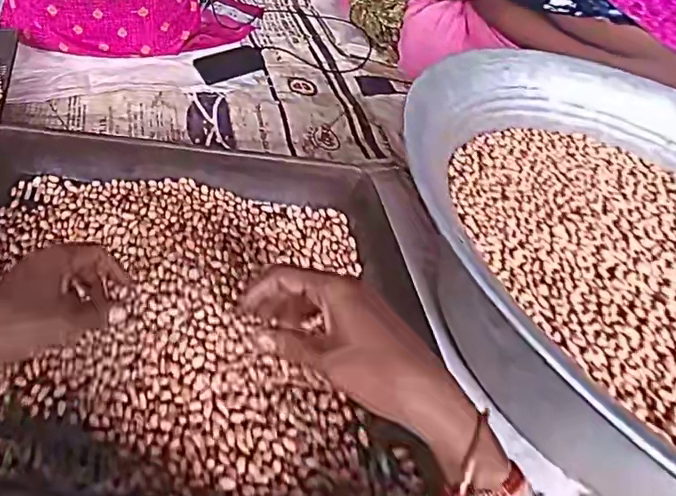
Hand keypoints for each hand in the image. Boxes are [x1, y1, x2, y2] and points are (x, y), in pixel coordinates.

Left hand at [0, 244, 129, 370]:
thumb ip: (98, 314)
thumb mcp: (68, 321)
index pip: (96, 253)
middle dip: (101, 284)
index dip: (116, 271)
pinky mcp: (20, 288)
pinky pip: (53, 286)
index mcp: (58, 257)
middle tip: (111, 310)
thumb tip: (122, 311)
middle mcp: (44, 258)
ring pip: (67, 276)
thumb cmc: (25, 323)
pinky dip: (67, 299)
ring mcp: (30, 272)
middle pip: (82, 262)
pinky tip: (66, 322)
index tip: (129, 291)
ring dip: (84, 294)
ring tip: (91, 319)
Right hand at [241, 267, 508, 485]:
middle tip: (253, 318)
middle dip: (273, 300)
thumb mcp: (326, 361)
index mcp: (335, 287)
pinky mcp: (372, 319)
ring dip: (291, 312)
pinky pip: (331, 309)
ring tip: (275, 332)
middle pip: (298, 283)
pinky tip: (305, 341)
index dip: (258, 290)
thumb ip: (289, 345)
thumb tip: (261, 337)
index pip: (284, 275)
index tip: (243, 305)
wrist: (432, 399)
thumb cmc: (386, 376)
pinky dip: (311, 320)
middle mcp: (349, 288)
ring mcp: (363, 302)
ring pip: (315, 297)